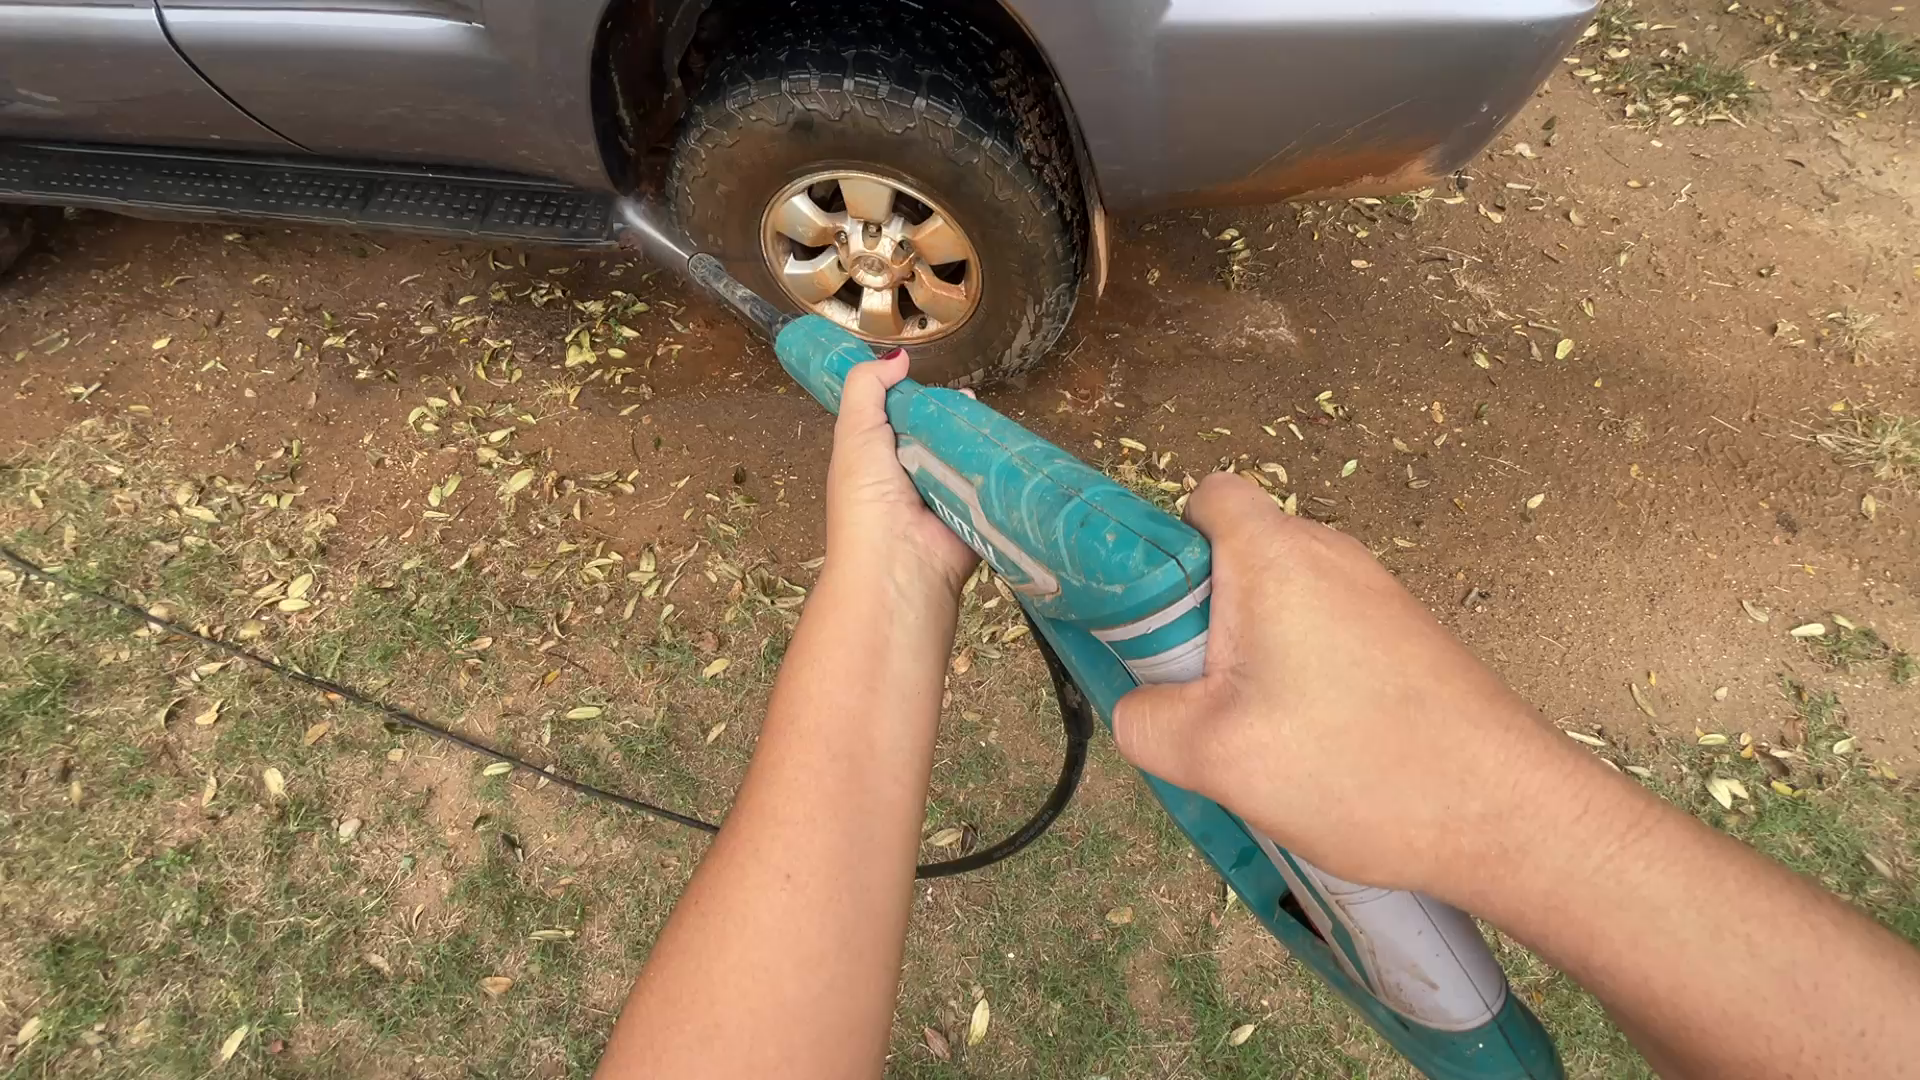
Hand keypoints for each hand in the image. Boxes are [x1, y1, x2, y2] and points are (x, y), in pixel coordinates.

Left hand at [824, 350, 978, 598]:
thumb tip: (900, 357)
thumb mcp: (855, 431)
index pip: (905, 420)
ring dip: (981, 442)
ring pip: (970, 458)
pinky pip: (993, 487)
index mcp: (879, 460)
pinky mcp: (976, 518)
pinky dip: (1001, 471)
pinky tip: (1012, 450)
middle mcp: (913, 479)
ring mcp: (946, 499)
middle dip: (957, 417)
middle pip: (942, 435)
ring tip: (993, 422)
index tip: (940, 382)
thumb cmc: (867, 497)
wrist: (898, 563)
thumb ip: (868, 387)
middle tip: (973, 400)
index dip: (921, 399)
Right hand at [1112, 473, 1600, 903]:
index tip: (1164, 616)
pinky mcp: (1401, 630)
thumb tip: (1138, 704)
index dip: (1170, 543)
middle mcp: (1330, 552)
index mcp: (1276, 555)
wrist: (1516, 822)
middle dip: (1201, 610)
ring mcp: (1374, 589)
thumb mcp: (1211, 756)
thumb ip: (1141, 719)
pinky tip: (1311, 734)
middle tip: (1201, 684)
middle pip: (1235, 549)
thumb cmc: (1357, 768)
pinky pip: (1317, 622)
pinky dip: (1294, 661)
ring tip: (1254, 721)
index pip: (1208, 495)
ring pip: (1275, 592)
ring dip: (1246, 644)